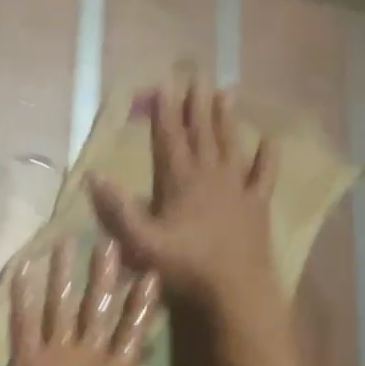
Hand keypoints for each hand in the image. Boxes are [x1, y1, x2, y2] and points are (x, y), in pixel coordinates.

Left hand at [0, 238, 187, 365]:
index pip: (135, 329)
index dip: (143, 300)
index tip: (149, 271)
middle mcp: (89, 356)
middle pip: (98, 306)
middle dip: (105, 272)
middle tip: (108, 239)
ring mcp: (55, 354)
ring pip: (61, 304)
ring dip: (63, 272)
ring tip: (66, 243)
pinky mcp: (24, 359)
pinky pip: (23, 319)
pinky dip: (21, 293)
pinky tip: (21, 268)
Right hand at [89, 85, 279, 308]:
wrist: (236, 289)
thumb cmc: (184, 266)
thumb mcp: (141, 241)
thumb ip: (118, 209)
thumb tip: (94, 175)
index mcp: (180, 182)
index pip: (169, 139)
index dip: (165, 111)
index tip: (164, 85)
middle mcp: (210, 177)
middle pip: (202, 134)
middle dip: (197, 105)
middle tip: (198, 76)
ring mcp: (237, 189)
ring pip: (231, 146)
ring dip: (227, 119)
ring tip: (226, 92)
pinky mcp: (257, 206)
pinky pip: (264, 176)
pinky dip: (267, 157)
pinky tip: (270, 141)